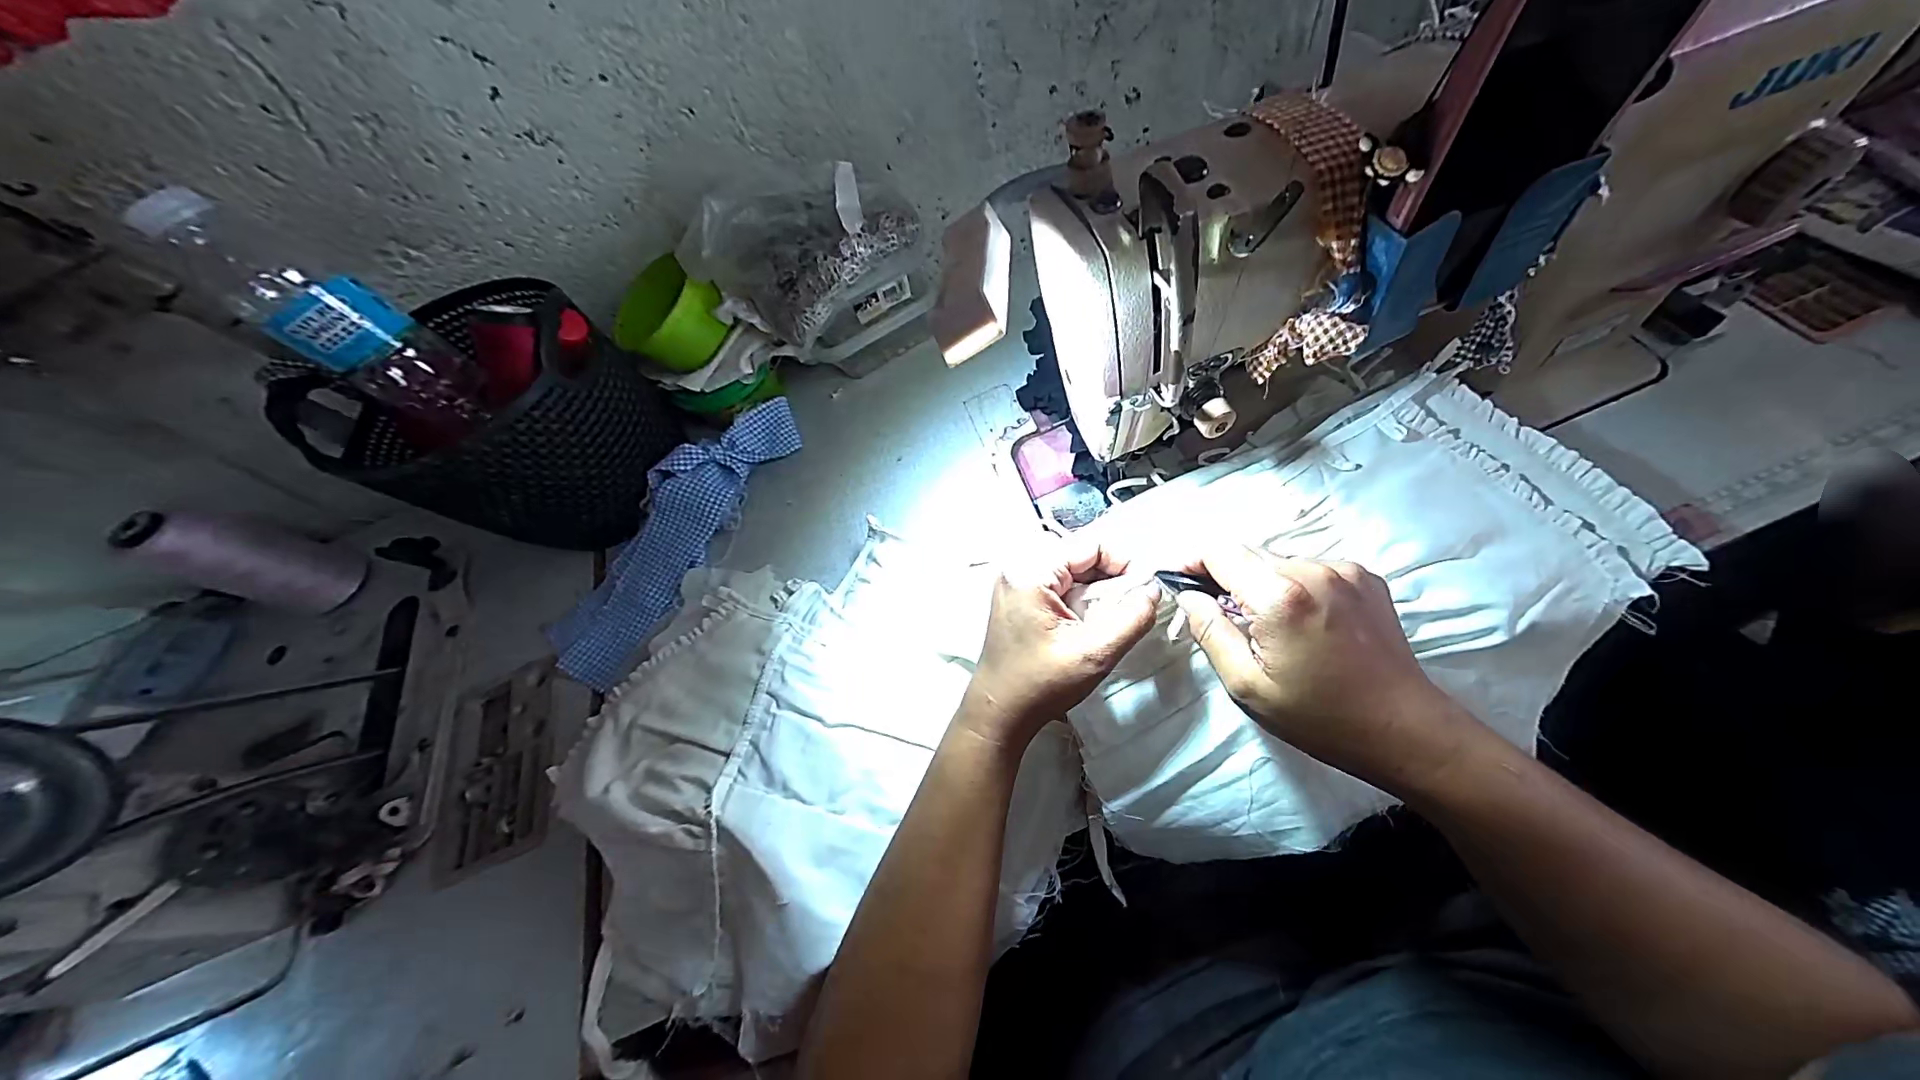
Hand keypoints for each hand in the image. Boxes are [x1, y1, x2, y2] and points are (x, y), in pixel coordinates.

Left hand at [958, 534, 1159, 751]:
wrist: (999, 713)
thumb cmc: (1040, 685)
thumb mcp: (1094, 653)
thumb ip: (1131, 618)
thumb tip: (1153, 590)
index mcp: (1029, 571)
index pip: (1089, 544)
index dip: (1122, 563)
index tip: (1141, 591)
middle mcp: (1017, 567)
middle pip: (1079, 554)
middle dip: (1109, 578)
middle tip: (1127, 607)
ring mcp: (1014, 581)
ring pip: (1070, 569)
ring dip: (1095, 589)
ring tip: (1108, 617)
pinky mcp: (1017, 597)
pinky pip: (1057, 583)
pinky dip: (1078, 597)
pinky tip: (1087, 622)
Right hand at [1172, 546, 1486, 790]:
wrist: (1405, 730)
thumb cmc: (1319, 716)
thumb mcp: (1247, 684)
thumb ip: (1210, 632)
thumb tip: (1188, 597)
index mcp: (1281, 595)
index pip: (1220, 553)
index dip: (1193, 563)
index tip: (1182, 584)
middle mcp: (1314, 569)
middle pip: (1250, 555)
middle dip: (1228, 579)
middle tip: (1223, 617)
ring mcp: (1346, 570)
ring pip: (1280, 562)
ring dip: (1263, 584)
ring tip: (1269, 626)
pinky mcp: (1367, 578)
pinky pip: (1311, 570)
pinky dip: (1295, 587)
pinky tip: (1304, 622)